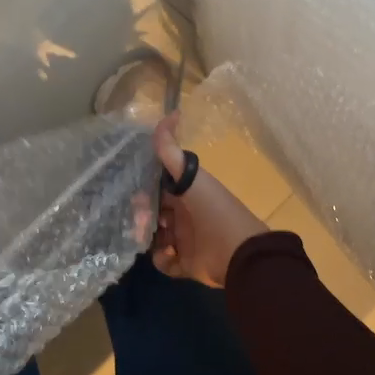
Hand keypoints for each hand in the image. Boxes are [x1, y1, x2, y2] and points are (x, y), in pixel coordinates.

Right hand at [149, 111, 269, 286]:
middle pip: (154, 212)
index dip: (145, 189)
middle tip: (142, 221)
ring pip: (156, 237)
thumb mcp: (191, 178)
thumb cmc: (214, 211)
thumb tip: (171, 111)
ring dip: (149, 237)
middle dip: (143, 215)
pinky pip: (165, 261)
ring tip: (150, 239)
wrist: (239, 253)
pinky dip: (162, 259)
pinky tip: (168, 254)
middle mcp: (186, 214)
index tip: (135, 194)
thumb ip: (172, 151)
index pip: (159, 188)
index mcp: (188, 193)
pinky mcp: (186, 263)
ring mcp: (186, 239)